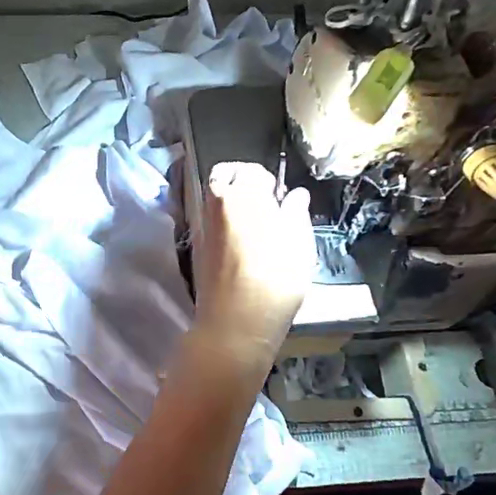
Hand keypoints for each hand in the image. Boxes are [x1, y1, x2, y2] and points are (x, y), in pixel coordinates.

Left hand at [191, 162, 315, 364]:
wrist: (235, 323)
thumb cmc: (276, 279)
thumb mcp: (299, 245)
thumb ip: (295, 214)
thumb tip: (294, 196)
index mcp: (242, 193)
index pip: (251, 171)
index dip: (267, 182)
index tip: (278, 198)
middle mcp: (215, 204)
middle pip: (224, 179)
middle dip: (240, 184)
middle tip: (263, 206)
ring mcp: (201, 227)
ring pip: (214, 203)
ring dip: (230, 206)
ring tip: (254, 228)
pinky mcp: (195, 251)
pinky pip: (210, 226)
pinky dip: (223, 227)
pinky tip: (240, 247)